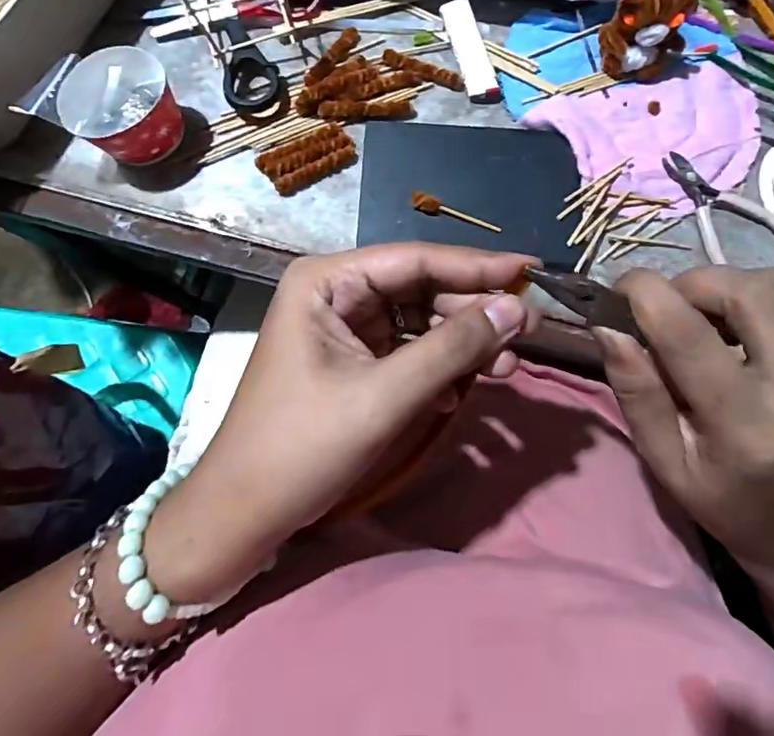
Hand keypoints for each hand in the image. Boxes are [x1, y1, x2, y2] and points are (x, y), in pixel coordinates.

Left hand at [142, 243, 538, 602]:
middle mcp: (338, 292)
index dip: (478, 265)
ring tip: (507, 368)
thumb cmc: (302, 446)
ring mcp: (347, 327)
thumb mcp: (385, 395)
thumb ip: (453, 348)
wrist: (243, 514)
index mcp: (328, 281)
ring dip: (464, 344)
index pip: (416, 259)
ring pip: (423, 321)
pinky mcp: (356, 360)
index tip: (530, 270)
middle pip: (424, 288)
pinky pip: (411, 350)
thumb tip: (516, 309)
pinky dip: (441, 368)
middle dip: (474, 313)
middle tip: (528, 330)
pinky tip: (461, 392)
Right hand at [596, 266, 773, 575]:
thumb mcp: (662, 458)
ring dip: (742, 283)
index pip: (691, 338)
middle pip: (752, 296)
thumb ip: (635, 390)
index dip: (649, 295)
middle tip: (675, 300)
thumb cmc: (719, 495)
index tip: (625, 287)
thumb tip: (608, 325)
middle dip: (699, 282)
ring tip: (719, 310)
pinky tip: (757, 322)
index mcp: (747, 432)